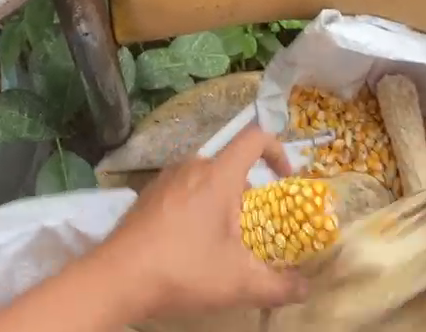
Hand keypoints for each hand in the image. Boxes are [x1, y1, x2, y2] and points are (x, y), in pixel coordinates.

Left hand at [88, 125, 309, 322]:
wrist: (118, 277)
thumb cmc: (184, 269)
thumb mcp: (239, 283)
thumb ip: (279, 285)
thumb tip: (307, 288)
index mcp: (219, 174)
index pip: (254, 137)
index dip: (277, 149)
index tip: (286, 177)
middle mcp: (193, 165)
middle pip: (230, 164)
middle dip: (247, 191)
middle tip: (253, 227)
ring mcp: (167, 177)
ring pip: (205, 178)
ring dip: (221, 201)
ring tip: (222, 240)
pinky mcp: (148, 193)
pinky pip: (183, 189)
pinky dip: (196, 206)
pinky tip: (190, 242)